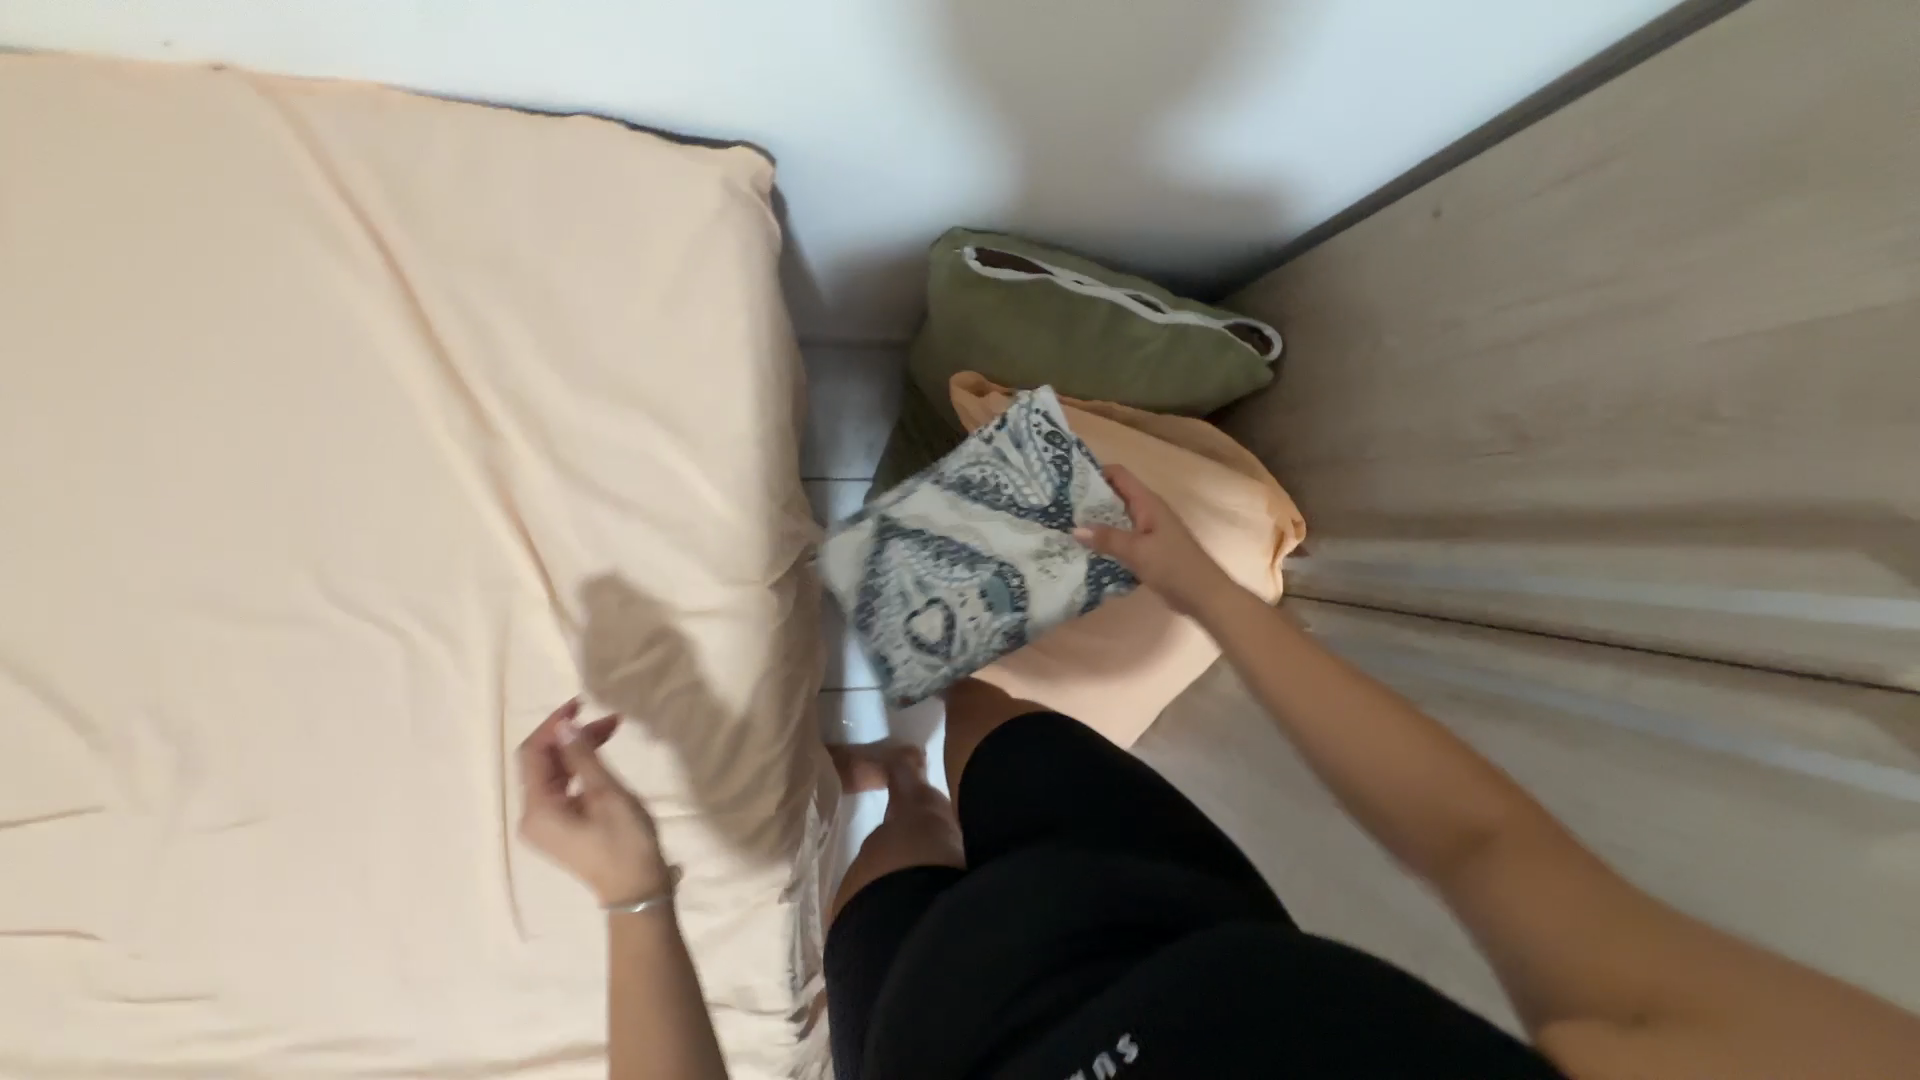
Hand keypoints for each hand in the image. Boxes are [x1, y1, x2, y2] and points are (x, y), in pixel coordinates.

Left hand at [517, 698, 670, 907]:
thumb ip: (584, 758)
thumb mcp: (607, 793)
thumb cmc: (625, 840)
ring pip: (554, 774)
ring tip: (612, 732)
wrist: (636, 889)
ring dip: (578, 750)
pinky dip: (580, 769)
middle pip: (542, 762)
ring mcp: (546, 825)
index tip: (583, 703)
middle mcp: (532, 817)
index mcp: (538, 809)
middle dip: (571, 735)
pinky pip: (562, 789)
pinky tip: (602, 759)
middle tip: (610, 719)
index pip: (533, 753)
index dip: (554, 725)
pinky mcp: (561, 829)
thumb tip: (565, 726)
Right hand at [1073, 464, 1240, 617]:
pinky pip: (1121, 538)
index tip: (1068, 479)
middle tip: (1059, 505)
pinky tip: (1085, 550)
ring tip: (1065, 525)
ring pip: (1116, 519)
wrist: (1203, 594)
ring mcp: (1148, 531)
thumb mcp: (1137, 551)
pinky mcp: (1147, 549)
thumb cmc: (1174, 566)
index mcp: (1147, 502)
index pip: (1119, 475)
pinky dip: (1105, 541)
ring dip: (1095, 522)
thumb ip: (1106, 539)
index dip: (1094, 471)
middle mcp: (1147, 511)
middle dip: (1088, 499)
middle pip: (1114, 496)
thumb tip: (1074, 529)